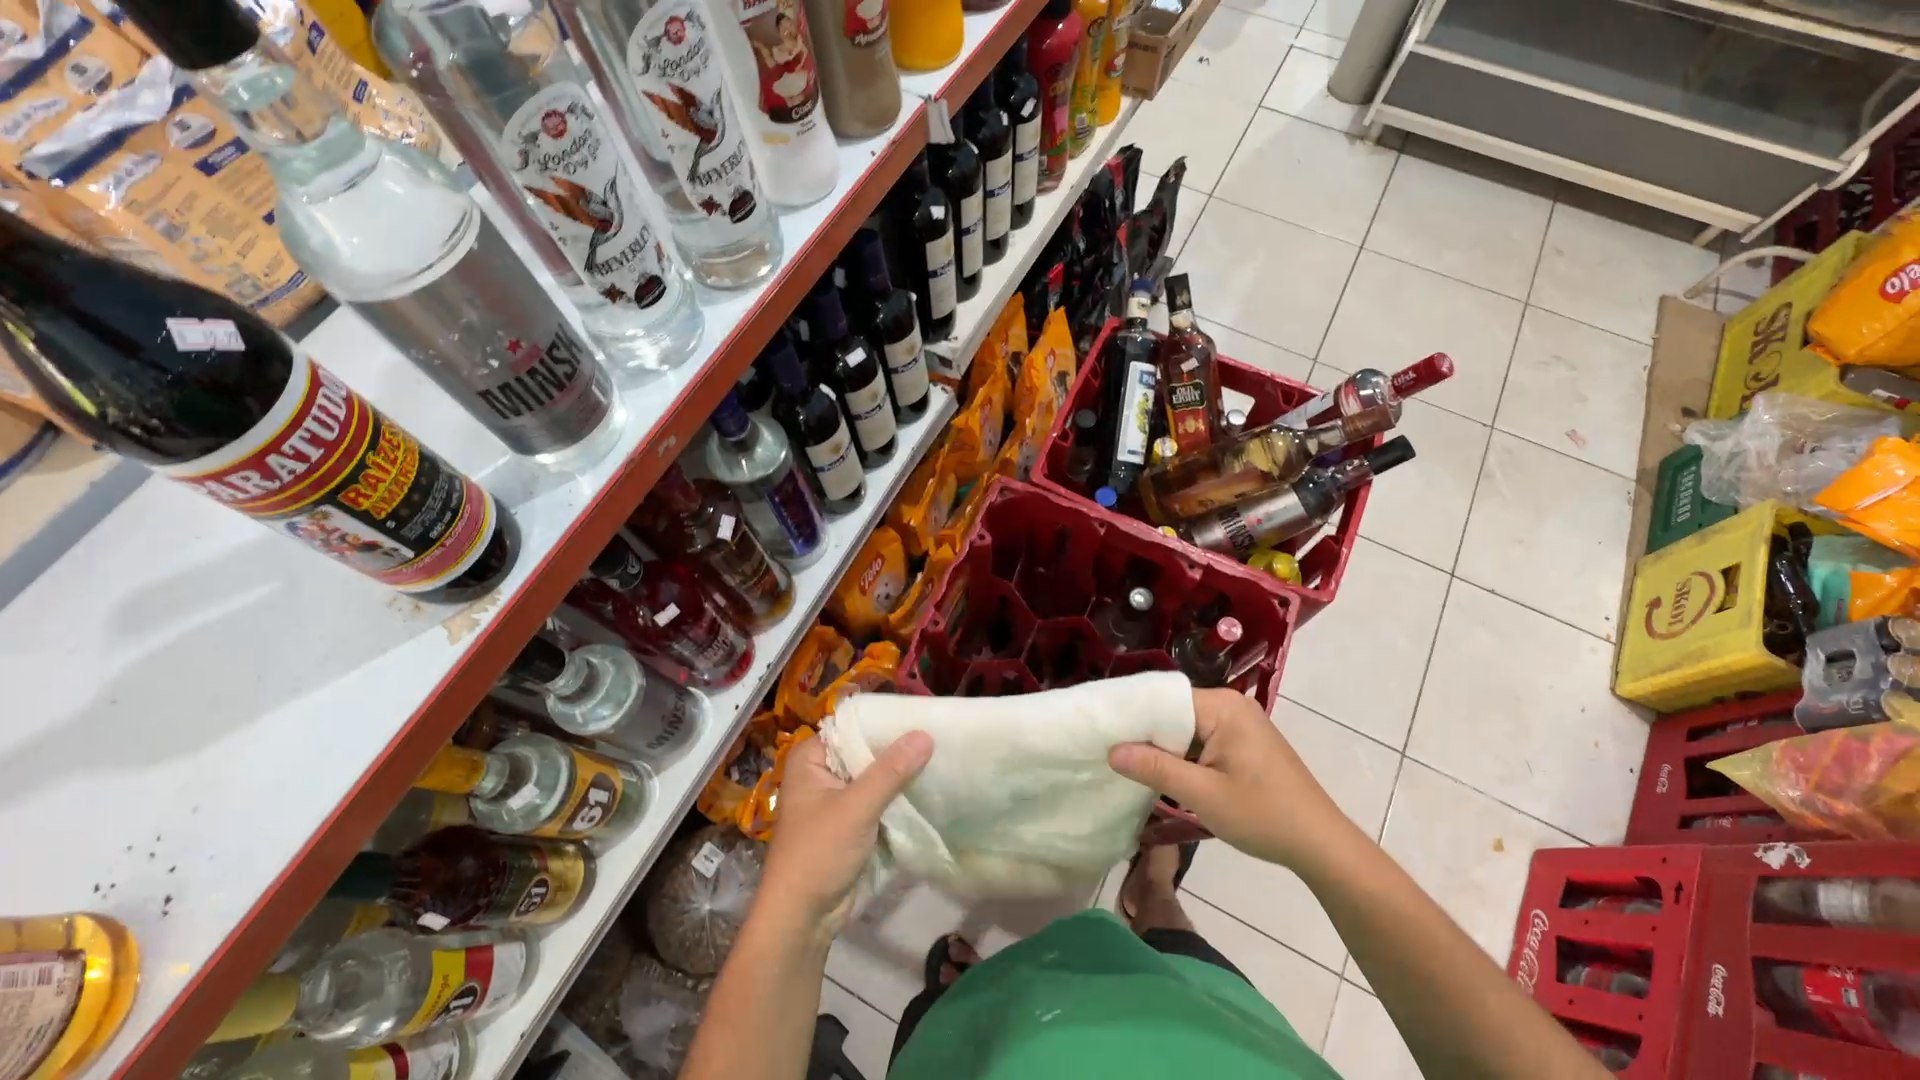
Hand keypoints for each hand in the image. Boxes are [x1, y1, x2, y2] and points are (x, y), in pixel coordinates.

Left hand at [760, 730, 933, 937]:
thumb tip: (925, 734)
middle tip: (941, 736)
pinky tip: (930, 789)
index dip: (887, 722)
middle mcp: (821, 772)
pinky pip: (879, 800)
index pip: (853, 726)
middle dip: (899, 749)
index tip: (924, 716)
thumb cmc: (818, 853)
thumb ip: (890, 771)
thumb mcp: (856, 808)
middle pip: (866, 751)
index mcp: (810, 758)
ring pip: (875, 777)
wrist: (802, 916)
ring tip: (943, 758)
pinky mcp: (850, 823)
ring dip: (902, 775)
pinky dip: (898, 798)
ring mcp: (836, 799)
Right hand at [1109, 689, 1353, 870]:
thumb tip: (1111, 750)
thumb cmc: (1263, 816)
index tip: (1099, 734)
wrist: (1320, 844)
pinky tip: (1159, 775)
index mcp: (1223, 707)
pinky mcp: (1243, 744)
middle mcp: (1231, 706)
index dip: (1131, 717)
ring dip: (1162, 750)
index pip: (1163, 700)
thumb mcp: (1203, 794)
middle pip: (1173, 712)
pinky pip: (1201, 741)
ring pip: (1185, 729)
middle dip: (1144, 735)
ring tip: (1123, 765)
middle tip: (1105, 753)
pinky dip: (1182, 757)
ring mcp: (1240, 724)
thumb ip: (1155, 769)